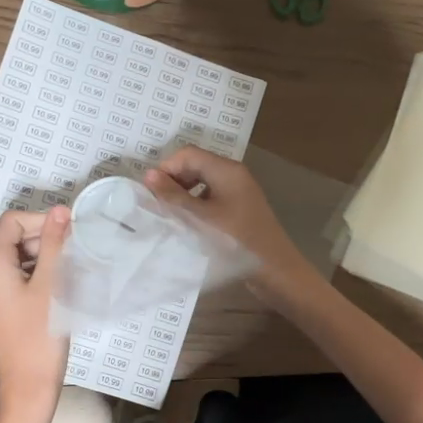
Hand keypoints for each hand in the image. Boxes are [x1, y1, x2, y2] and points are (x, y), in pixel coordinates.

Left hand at [0, 207, 70, 407]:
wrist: (29, 386)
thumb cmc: (41, 335)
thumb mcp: (51, 286)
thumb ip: (55, 245)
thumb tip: (59, 211)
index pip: (11, 222)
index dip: (40, 220)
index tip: (69, 233)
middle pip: (10, 237)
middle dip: (42, 237)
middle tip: (73, 252)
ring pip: (14, 256)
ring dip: (42, 255)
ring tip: (69, 270)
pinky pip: (14, 275)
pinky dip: (36, 272)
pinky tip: (58, 286)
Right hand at [143, 146, 313, 299]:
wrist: (274, 269)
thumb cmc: (236, 241)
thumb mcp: (200, 218)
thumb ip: (174, 196)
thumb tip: (148, 174)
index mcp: (226, 169)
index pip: (188, 154)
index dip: (166, 168)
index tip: (152, 193)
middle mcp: (234, 174)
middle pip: (196, 165)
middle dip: (174, 180)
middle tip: (159, 204)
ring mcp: (238, 191)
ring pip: (203, 182)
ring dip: (184, 193)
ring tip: (170, 214)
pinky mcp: (240, 208)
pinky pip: (212, 197)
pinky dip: (197, 204)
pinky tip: (189, 222)